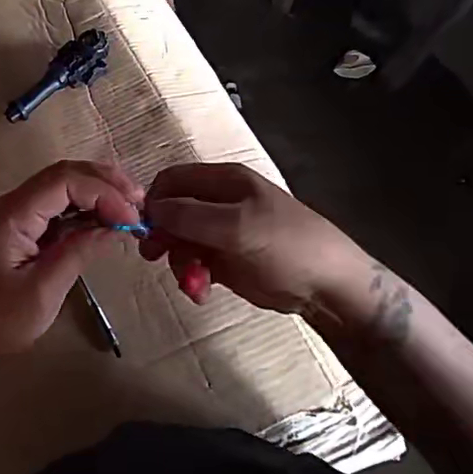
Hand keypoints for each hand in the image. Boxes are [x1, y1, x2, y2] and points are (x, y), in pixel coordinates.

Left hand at [0, 160, 143, 401]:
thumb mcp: (43, 291)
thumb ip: (78, 252)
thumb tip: (114, 229)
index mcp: (13, 214)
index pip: (64, 181)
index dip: (103, 192)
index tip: (131, 218)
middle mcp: (13, 204)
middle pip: (64, 174)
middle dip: (105, 182)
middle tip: (140, 201)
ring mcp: (16, 214)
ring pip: (62, 186)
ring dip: (98, 192)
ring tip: (130, 208)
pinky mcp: (22, 229)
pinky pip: (57, 207)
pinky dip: (85, 209)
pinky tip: (106, 221)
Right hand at [141, 163, 402, 339]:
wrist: (328, 287)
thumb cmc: (286, 245)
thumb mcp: (237, 227)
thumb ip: (191, 217)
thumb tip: (151, 209)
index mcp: (224, 182)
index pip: (173, 180)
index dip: (154, 201)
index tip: (143, 228)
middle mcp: (218, 203)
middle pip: (172, 212)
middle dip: (163, 236)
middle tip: (154, 257)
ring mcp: (222, 232)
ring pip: (180, 242)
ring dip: (179, 263)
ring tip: (192, 284)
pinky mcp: (225, 260)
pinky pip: (194, 264)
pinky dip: (193, 278)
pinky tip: (202, 293)